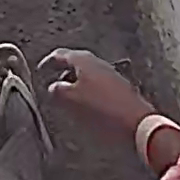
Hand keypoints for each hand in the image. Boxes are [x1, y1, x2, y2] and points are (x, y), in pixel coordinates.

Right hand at [39, 48, 156, 139]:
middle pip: (74, 63)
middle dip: (61, 73)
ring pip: (86, 75)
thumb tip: (53, 87)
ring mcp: (110, 75)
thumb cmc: (102, 110)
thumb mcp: (72, 101)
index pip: (59, 55)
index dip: (47, 62)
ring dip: (75, 84)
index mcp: (83, 60)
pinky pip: (97, 86)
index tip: (40, 71)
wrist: (138, 125)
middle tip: (52, 84)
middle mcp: (97, 62)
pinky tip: (86, 107)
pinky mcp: (120, 90)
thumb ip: (57, 91)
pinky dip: (87, 92)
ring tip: (67, 99)